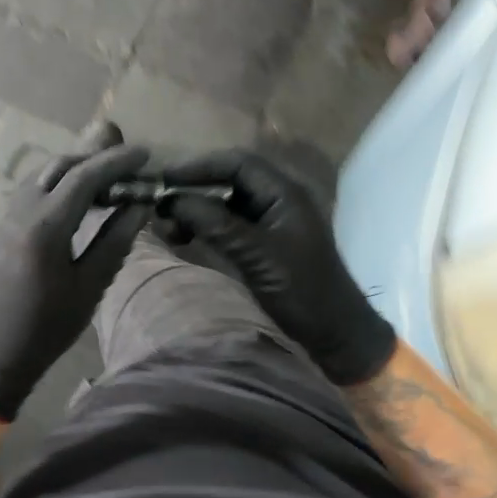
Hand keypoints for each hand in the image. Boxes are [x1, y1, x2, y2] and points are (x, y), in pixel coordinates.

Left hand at [0, 124, 153, 420]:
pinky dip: (58, 181)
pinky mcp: (3, 224)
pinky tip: (78, 198)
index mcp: (45, 226)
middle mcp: (23, 210)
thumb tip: (140, 205)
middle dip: (96, 159)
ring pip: (44, 172)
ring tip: (108, 180)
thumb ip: (115, 240)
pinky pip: (32, 187)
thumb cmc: (49, 325)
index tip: (145, 154)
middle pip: (61, 165)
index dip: (116, 162)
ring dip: (76, 168)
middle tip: (129, 166)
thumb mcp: (90, 286)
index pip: (84, 176)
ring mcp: (8, 214)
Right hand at [161, 151, 394, 383]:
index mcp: (284, 193)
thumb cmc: (302, 291)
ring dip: (195, 210)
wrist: (335, 334)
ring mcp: (270, 222)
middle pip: (228, 179)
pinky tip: (183, 238)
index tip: (167, 178)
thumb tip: (172, 200)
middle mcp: (277, 200)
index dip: (200, 166)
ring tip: (168, 226)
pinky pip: (227, 225)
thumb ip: (216, 224)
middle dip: (194, 187)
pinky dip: (204, 228)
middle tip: (161, 201)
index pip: (237, 163)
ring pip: (224, 203)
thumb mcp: (256, 255)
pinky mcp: (262, 244)